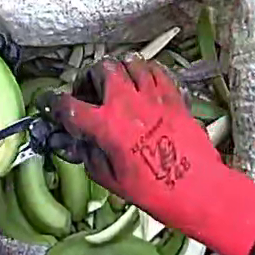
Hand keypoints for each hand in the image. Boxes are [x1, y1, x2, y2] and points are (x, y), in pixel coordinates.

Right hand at [51, 57, 254, 254]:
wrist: (201, 192)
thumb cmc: (159, 192)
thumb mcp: (112, 181)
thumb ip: (91, 157)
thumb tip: (82, 145)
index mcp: (106, 125)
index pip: (69, 104)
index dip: (55, 102)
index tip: (53, 103)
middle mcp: (127, 103)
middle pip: (100, 68)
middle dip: (90, 77)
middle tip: (89, 91)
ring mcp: (153, 97)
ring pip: (130, 62)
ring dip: (119, 70)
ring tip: (117, 83)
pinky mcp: (174, 98)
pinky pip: (157, 71)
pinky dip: (146, 72)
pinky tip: (144, 84)